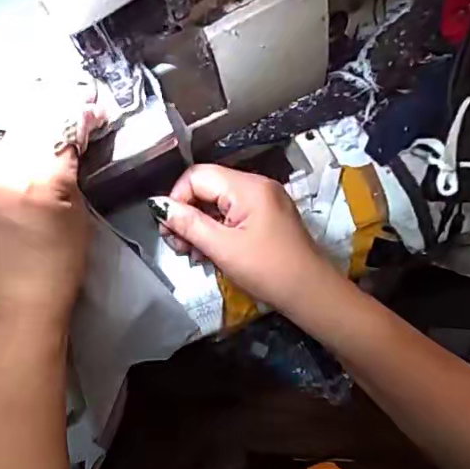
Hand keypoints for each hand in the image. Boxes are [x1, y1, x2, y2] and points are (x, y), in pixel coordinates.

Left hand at [0, 119, 94, 333]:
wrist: (21, 298)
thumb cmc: (60, 260)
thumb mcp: (76, 208)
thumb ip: (70, 164)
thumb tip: (79, 124)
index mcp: (36, 182)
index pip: (57, 130)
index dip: (75, 117)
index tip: (90, 108)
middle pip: (26, 128)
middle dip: (48, 119)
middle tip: (67, 120)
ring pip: (5, 140)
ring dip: (25, 136)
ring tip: (41, 140)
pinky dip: (5, 155)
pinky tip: (18, 163)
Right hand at [153, 164, 344, 318]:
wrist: (311, 293)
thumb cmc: (268, 270)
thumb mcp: (222, 248)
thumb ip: (188, 224)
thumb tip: (158, 207)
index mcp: (248, 187)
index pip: (197, 176)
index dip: (176, 199)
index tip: (168, 228)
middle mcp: (256, 185)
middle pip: (206, 187)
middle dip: (186, 214)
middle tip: (178, 245)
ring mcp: (263, 200)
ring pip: (216, 202)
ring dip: (198, 225)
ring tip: (192, 252)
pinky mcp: (265, 216)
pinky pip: (231, 213)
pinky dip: (215, 229)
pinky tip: (210, 251)